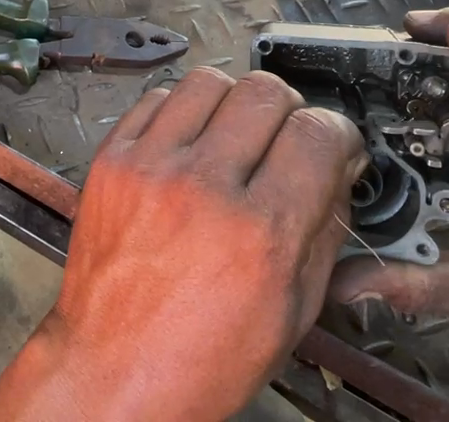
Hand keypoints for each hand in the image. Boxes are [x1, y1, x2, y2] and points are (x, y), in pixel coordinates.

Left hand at [0, 68, 367, 421]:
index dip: (337, 133)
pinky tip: (188, 140)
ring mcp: (151, 165)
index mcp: (260, 232)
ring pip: (208, 81)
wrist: (113, 368)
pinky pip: (156, 98)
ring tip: (233, 131)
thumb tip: (336, 168)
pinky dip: (181, 111)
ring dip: (232, 101)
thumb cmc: (198, 356)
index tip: (331, 142)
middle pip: (264, 93)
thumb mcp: (291, 310)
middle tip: (283, 134)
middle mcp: (204, 187)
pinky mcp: (112, 159)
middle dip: (288, 110)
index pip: (317, 133)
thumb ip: (323, 228)